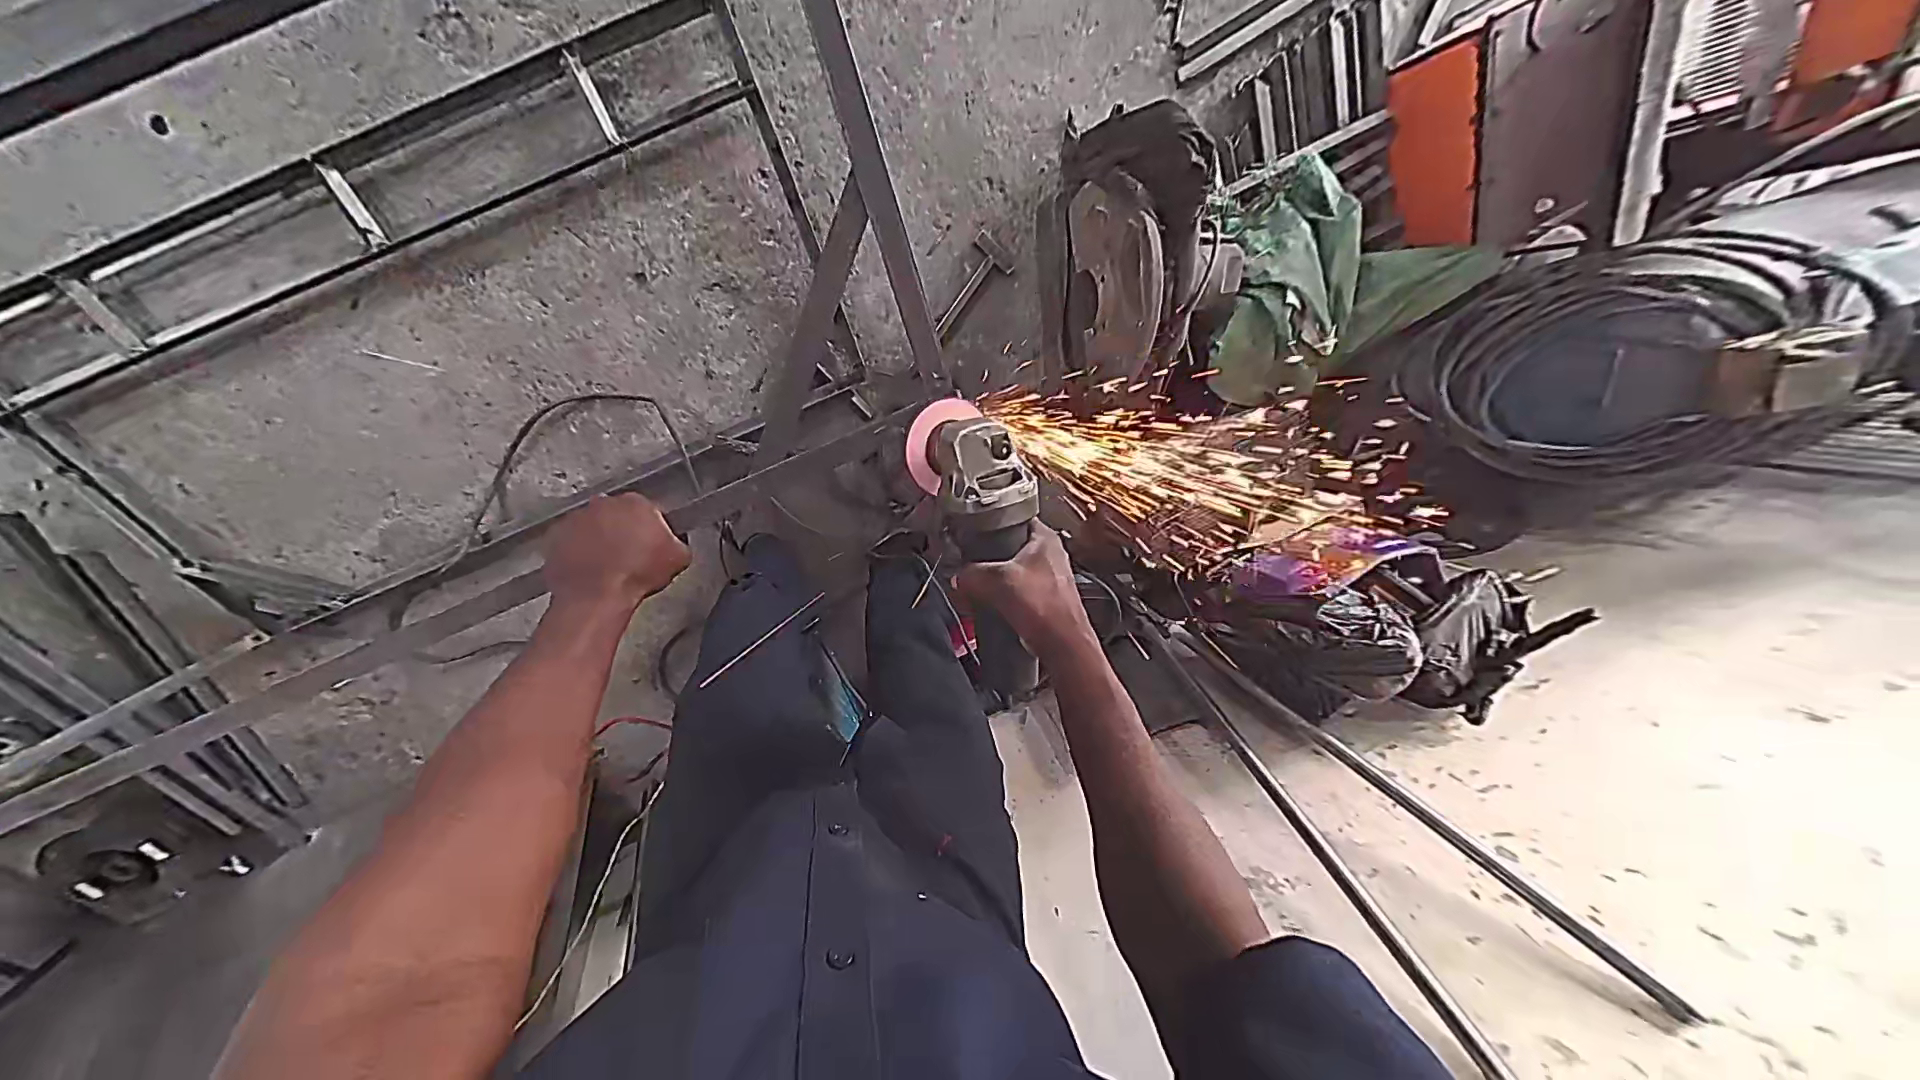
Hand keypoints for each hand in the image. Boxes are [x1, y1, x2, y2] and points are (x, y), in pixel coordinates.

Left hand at [543, 494, 689, 610]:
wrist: (596, 597)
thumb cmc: (634, 575)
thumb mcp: (679, 559)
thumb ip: (680, 543)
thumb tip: (676, 544)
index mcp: (637, 503)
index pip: (650, 509)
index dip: (653, 528)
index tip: (653, 542)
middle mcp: (604, 504)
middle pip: (619, 513)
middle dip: (625, 530)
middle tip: (632, 554)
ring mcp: (577, 518)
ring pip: (594, 524)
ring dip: (601, 538)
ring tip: (610, 564)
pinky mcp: (556, 535)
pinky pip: (572, 539)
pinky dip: (579, 549)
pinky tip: (591, 567)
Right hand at [955, 523, 1095, 658]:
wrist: (1062, 645)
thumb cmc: (1043, 607)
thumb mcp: (997, 581)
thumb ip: (971, 573)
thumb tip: (958, 576)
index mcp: (1045, 538)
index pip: (1013, 518)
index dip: (990, 524)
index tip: (971, 533)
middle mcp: (1049, 554)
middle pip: (1008, 547)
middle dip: (986, 559)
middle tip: (969, 566)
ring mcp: (1047, 577)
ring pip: (1010, 571)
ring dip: (992, 581)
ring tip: (976, 588)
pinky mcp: (1042, 598)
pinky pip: (1014, 591)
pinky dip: (1001, 597)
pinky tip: (990, 605)